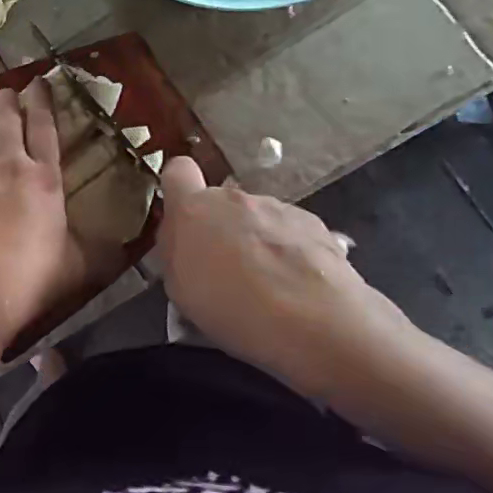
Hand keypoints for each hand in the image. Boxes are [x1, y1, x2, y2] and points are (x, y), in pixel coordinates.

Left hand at [0, 82, 94, 348]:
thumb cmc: (35, 276)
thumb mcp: (79, 261)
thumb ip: (97, 246)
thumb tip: (123, 246)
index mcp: (45, 177)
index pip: (45, 126)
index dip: (43, 101)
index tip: (39, 83)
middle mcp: (9, 165)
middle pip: (6, 119)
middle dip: (6, 100)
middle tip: (6, 94)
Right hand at [157, 157, 399, 393]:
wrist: (314, 321)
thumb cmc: (229, 305)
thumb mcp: (178, 286)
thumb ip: (175, 251)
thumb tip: (182, 239)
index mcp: (193, 208)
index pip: (177, 170)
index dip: (179, 188)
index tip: (181, 215)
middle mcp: (234, 198)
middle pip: (221, 202)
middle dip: (220, 226)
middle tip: (225, 266)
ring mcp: (279, 208)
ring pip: (258, 218)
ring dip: (257, 240)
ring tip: (268, 282)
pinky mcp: (317, 225)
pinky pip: (291, 233)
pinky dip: (290, 251)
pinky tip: (296, 285)